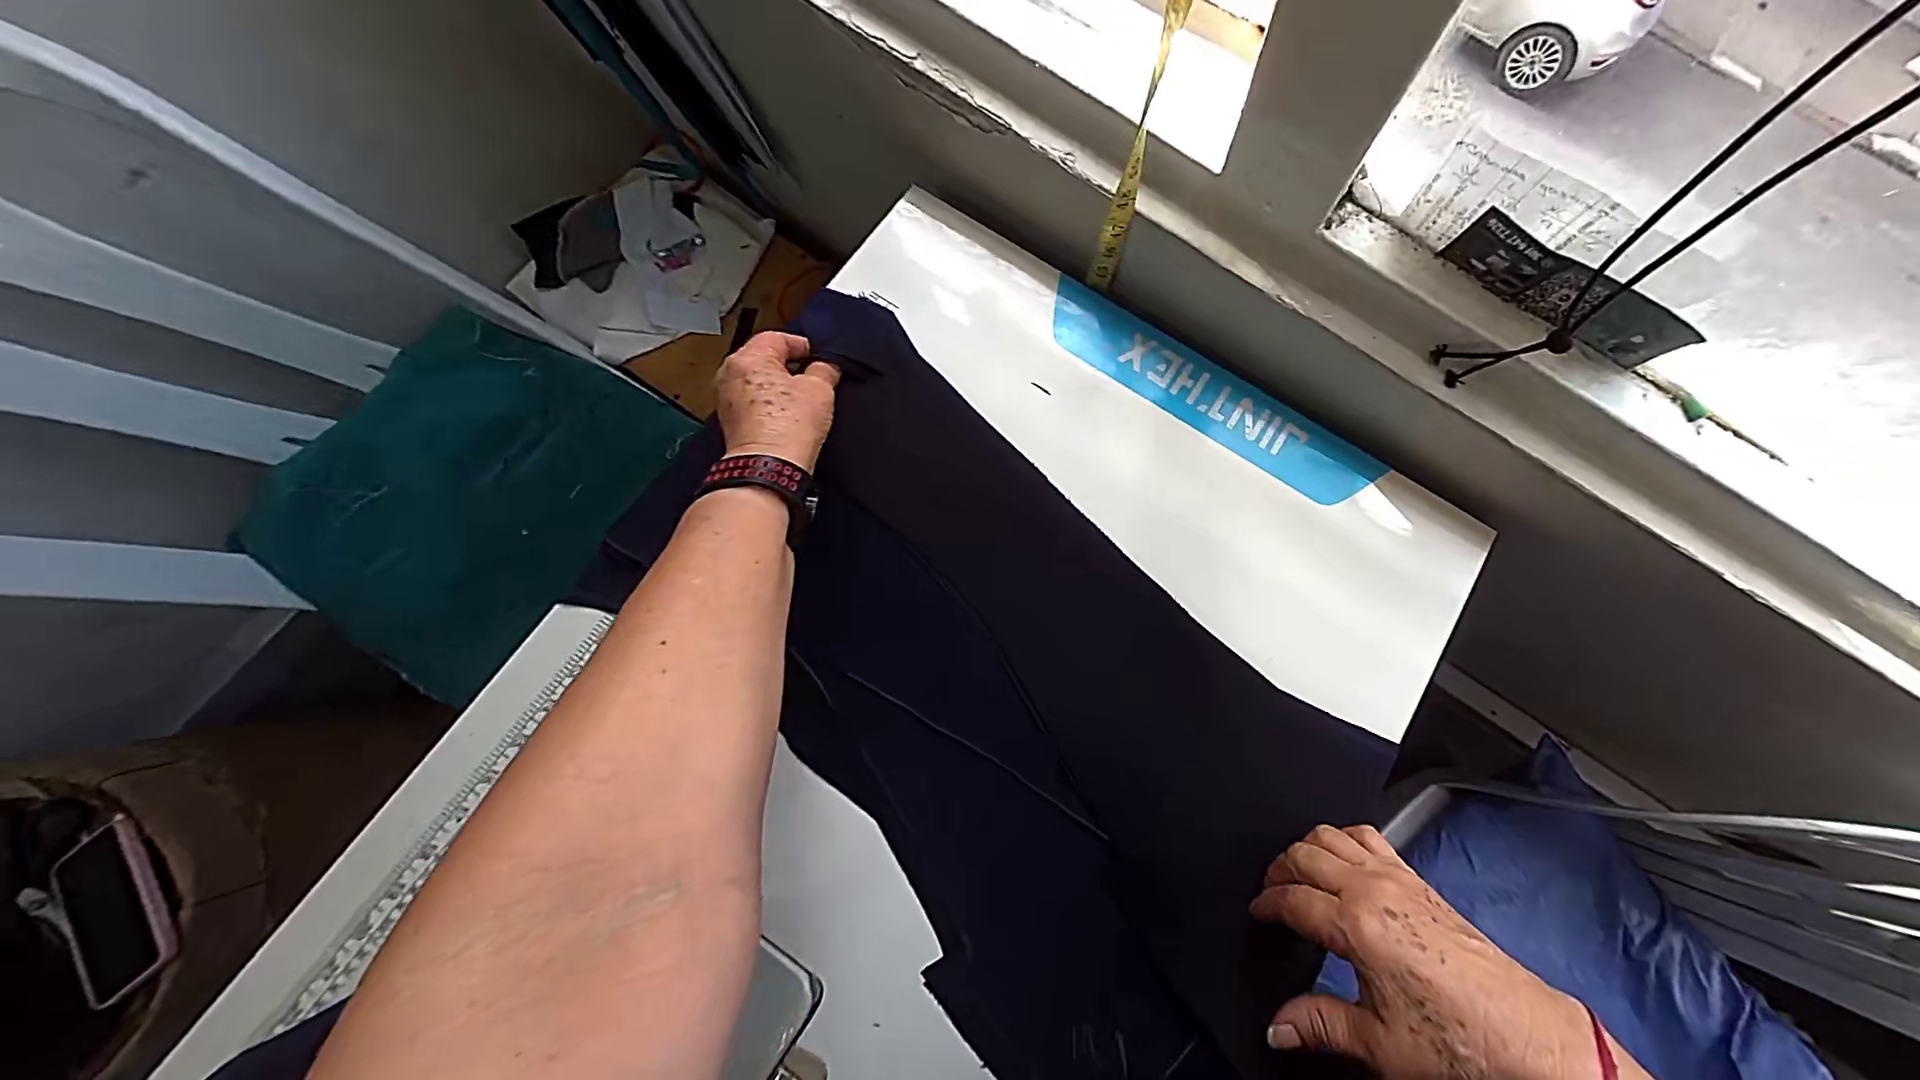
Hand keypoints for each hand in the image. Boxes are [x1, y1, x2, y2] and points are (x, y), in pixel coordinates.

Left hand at [714, 332, 839, 471]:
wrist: (769, 466)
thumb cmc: (788, 427)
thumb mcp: (820, 390)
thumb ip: (824, 369)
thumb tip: (826, 366)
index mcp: (749, 357)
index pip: (777, 337)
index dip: (801, 344)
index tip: (817, 355)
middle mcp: (730, 374)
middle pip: (763, 358)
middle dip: (787, 366)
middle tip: (812, 377)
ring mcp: (726, 399)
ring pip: (756, 381)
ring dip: (776, 386)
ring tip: (801, 400)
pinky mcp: (730, 421)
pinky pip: (751, 403)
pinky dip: (767, 405)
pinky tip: (786, 417)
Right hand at [1250, 825, 1650, 1079]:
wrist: (1535, 1044)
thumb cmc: (1464, 1044)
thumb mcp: (1380, 1044)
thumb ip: (1319, 1024)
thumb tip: (1278, 1027)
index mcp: (1357, 925)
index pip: (1291, 899)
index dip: (1265, 905)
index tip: (1257, 914)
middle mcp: (1373, 890)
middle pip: (1302, 854)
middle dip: (1277, 869)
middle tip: (1270, 892)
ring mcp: (1398, 879)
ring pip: (1331, 834)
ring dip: (1306, 847)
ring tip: (1298, 873)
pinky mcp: (1420, 880)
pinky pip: (1367, 836)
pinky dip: (1343, 839)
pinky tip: (1342, 861)